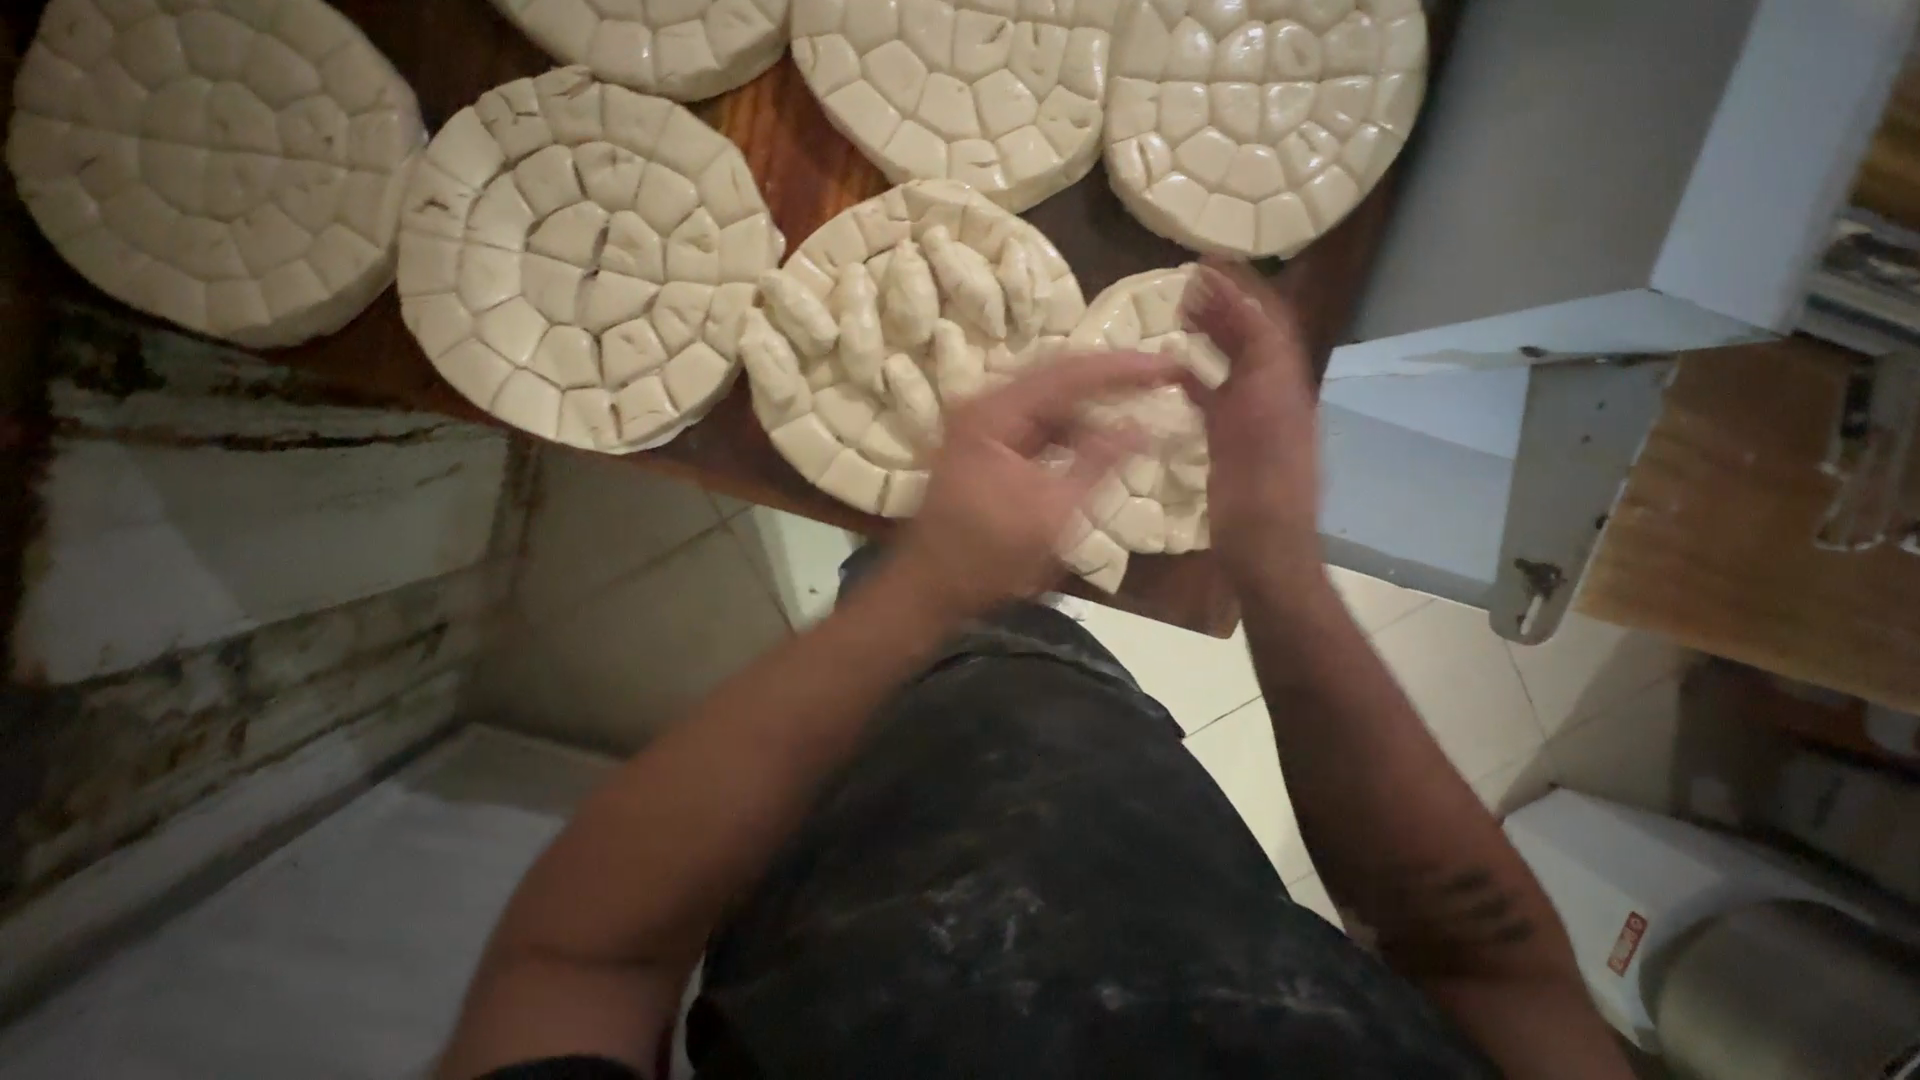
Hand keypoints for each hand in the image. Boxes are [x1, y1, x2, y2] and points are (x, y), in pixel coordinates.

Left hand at [890, 351, 1183, 619]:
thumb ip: (1099, 463)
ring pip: (1050, 402)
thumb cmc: (987, 558)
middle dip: (1111, 378)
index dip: (1123, 367)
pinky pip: (1038, 426)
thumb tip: (1143, 426)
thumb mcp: (1052, 514)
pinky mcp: (988, 448)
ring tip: (1142, 406)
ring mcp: (983, 427)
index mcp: (993, 414)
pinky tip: (1103, 443)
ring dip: (1094, 407)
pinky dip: (1072, 432)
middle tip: (1163, 376)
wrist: (928, 590)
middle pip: (1058, 377)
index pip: (1068, 372)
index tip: (1170, 365)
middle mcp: (984, 407)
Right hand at [1180, 260, 1322, 580]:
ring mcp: (1252, 420)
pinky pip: (1215, 398)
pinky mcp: (1232, 442)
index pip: (1268, 325)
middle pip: (1251, 338)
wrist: (1264, 554)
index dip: (1246, 290)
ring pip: (1233, 364)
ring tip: (1180, 313)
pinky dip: (1197, 378)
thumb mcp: (1262, 435)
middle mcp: (1272, 396)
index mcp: (1283, 390)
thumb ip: (1259, 377)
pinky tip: (1174, 371)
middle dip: (1225, 305)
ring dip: (1212, 335)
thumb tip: (1252, 322)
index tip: (1213, 262)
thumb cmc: (1261, 503)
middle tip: (1188, 282)